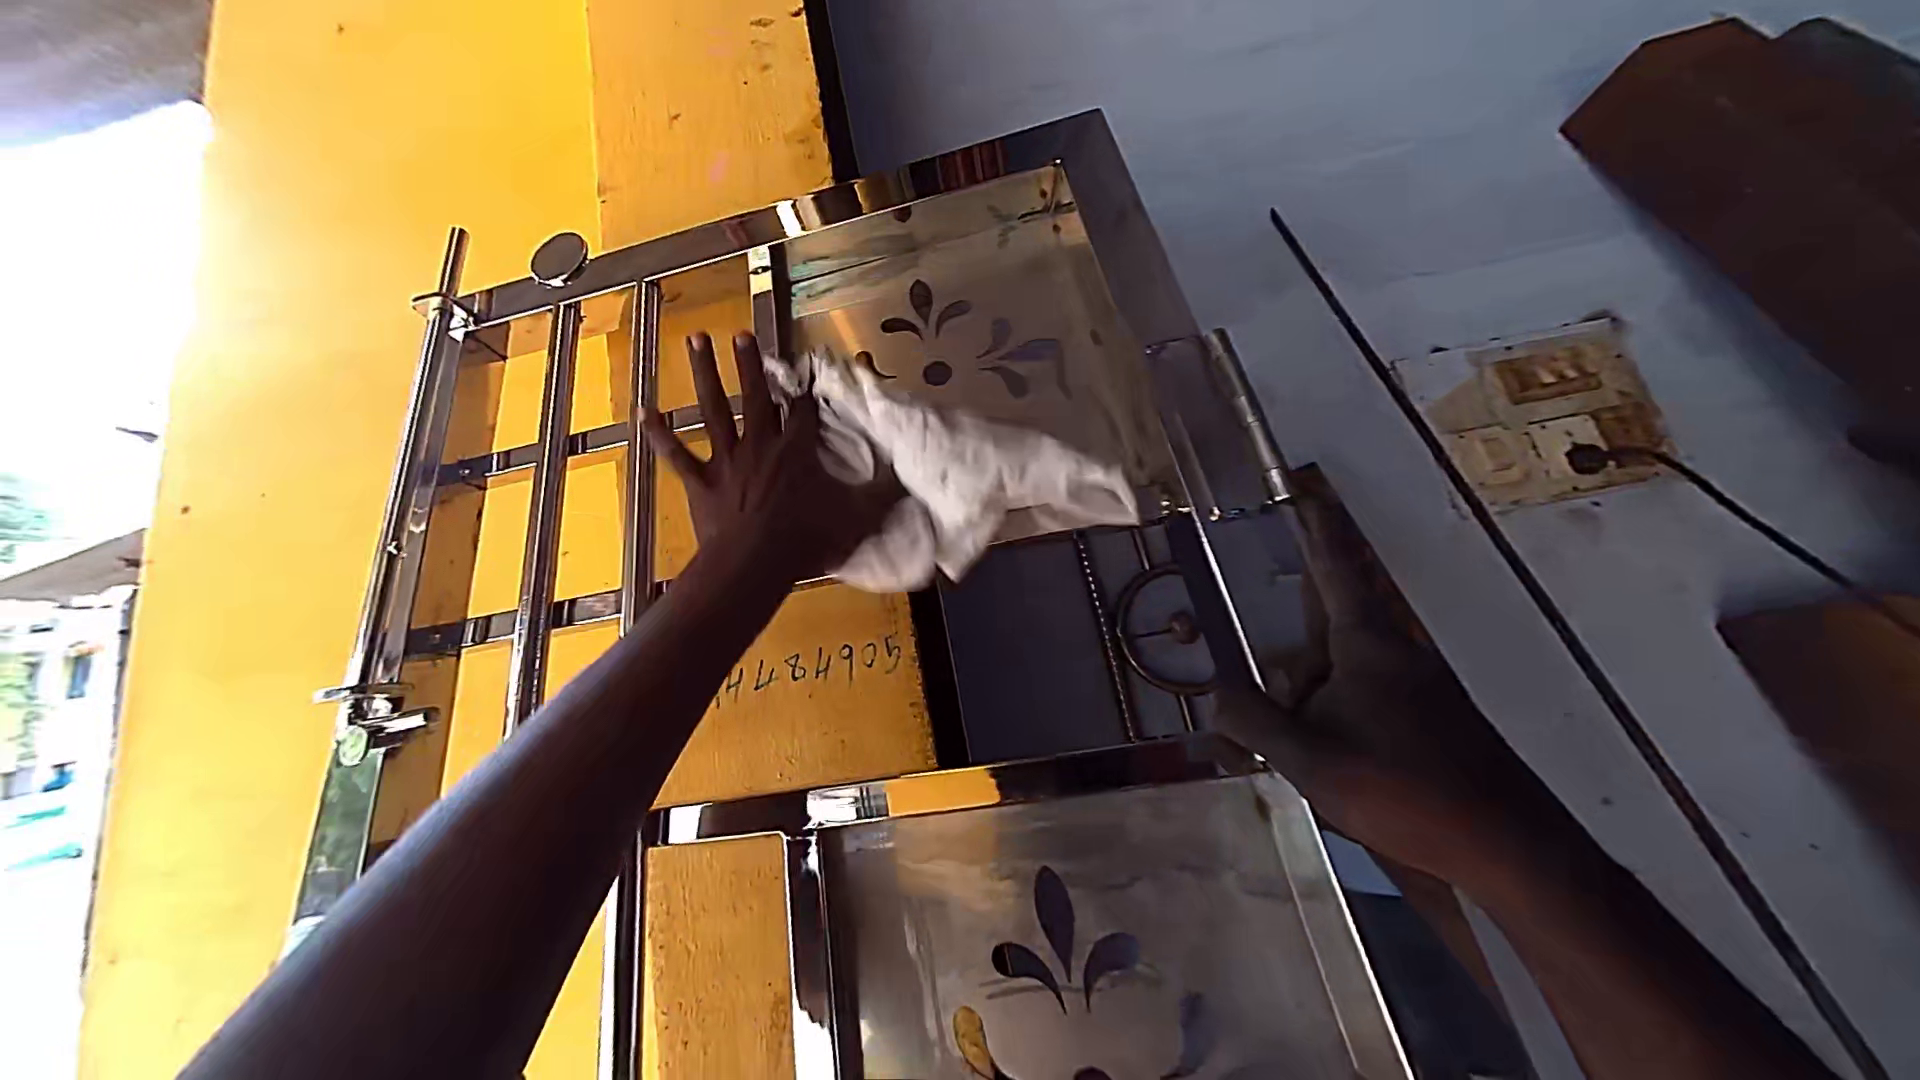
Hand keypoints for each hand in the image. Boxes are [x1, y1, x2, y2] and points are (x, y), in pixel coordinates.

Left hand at [641, 331, 904, 585]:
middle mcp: (760, 445)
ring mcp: (726, 461)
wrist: (756, 563)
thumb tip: (910, 483)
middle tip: (740, 332)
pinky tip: (645, 413)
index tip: (818, 359)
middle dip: (748, 362)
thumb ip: (882, 497)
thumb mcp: (856, 518)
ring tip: (696, 340)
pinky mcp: (701, 482)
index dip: (813, 384)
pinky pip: (678, 456)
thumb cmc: (807, 541)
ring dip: (705, 374)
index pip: (807, 409)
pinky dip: (662, 435)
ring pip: (714, 409)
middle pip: (754, 396)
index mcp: (796, 451)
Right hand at [1213, 467, 1570, 887]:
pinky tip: (1307, 758)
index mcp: (1367, 645)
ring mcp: (1409, 689)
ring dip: (1298, 699)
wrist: (1513, 851)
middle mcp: (1390, 655)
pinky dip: (1319, 719)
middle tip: (1260, 678)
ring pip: (1334, 671)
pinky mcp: (1419, 721)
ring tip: (1278, 745)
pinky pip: (1352, 700)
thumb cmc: (1409, 792)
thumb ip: (1254, 721)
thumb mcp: (1311, 759)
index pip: (1336, 567)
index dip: (1318, 526)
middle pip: (1322, 625)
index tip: (1303, 489)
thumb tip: (1214, 694)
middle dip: (1286, 648)